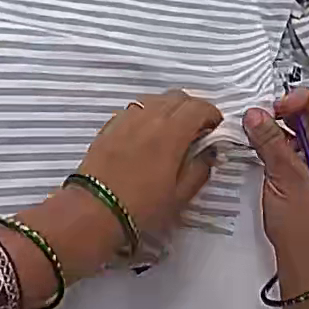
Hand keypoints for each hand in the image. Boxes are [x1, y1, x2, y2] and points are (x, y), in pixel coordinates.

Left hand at [0, 90, 219, 308]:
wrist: (93, 212)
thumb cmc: (142, 207)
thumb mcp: (180, 195)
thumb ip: (200, 169)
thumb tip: (208, 152)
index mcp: (171, 132)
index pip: (199, 107)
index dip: (212, 115)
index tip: (215, 129)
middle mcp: (150, 117)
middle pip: (178, 97)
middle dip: (192, 109)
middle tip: (196, 131)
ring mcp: (127, 118)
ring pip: (155, 99)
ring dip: (170, 109)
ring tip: (172, 132)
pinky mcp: (110, 125)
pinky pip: (136, 109)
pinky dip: (148, 114)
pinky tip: (147, 136)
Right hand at [244, 90, 308, 294]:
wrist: (304, 256)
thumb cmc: (307, 227)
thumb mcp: (286, 177)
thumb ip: (271, 143)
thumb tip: (258, 116)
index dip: (299, 99)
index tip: (277, 108)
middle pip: (307, 112)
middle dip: (282, 110)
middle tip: (263, 117)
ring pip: (293, 128)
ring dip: (273, 126)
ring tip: (257, 132)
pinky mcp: (295, 171)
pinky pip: (283, 145)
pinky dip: (269, 141)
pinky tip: (258, 148)